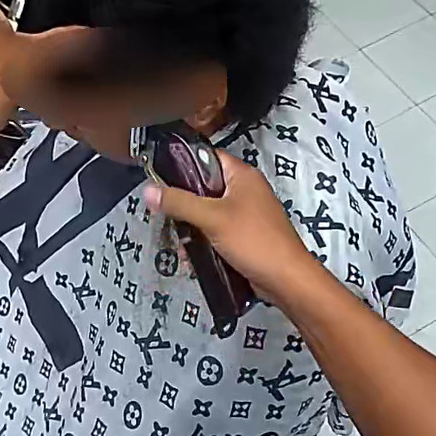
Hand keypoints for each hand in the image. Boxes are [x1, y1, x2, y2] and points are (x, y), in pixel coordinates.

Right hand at [143, 151, 318, 302]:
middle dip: (185, 203)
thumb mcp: (212, 218)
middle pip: (206, 187)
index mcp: (243, 175)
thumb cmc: (255, 241)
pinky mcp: (247, 236)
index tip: (160, 177)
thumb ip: (179, 202)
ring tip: (180, 240)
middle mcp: (247, 190)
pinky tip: (194, 254)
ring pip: (210, 212)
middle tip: (167, 215)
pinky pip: (219, 232)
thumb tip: (149, 190)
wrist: (286, 279)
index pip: (208, 157)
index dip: (184, 163)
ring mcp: (248, 214)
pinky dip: (206, 241)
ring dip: (193, 226)